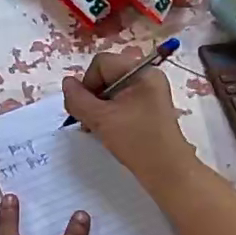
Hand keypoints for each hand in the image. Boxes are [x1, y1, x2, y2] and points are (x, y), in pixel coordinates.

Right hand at [62, 50, 197, 182]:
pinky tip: (109, 130)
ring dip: (100, 106)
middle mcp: (148, 75)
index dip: (88, 82)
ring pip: (113, 89)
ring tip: (98, 127)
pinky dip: (111, 112)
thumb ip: (78, 99)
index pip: (101, 63)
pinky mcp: (150, 107)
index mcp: (141, 71)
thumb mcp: (100, 119)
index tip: (86, 108)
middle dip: (93, 95)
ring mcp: (150, 91)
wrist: (168, 171)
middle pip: (107, 74)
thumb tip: (67, 83)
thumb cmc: (136, 141)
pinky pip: (123, 100)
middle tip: (89, 120)